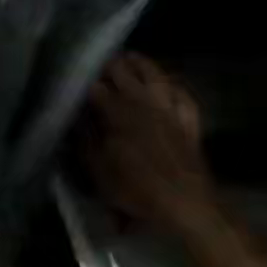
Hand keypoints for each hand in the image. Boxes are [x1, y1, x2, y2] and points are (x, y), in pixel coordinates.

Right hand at [80, 52, 214, 222]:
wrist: (187, 209)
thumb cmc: (136, 191)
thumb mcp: (98, 171)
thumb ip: (85, 143)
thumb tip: (76, 122)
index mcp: (118, 116)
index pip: (98, 90)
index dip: (86, 83)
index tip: (77, 79)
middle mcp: (145, 107)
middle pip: (127, 76)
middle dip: (111, 66)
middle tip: (100, 61)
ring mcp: (171, 114)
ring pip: (158, 80)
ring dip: (145, 66)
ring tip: (133, 57)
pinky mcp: (189, 127)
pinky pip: (185, 100)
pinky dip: (177, 89)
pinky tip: (171, 86)